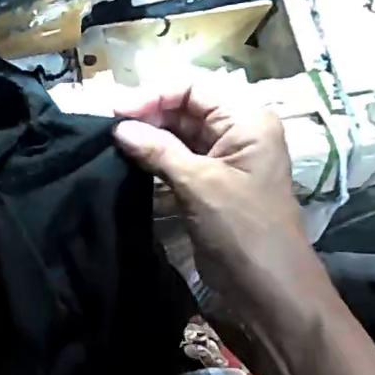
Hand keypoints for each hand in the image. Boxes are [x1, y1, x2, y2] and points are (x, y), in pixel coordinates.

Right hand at [109, 79, 333, 329]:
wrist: (267, 287)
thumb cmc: (243, 230)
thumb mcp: (199, 184)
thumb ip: (158, 150)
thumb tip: (119, 128)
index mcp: (247, 120)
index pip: (194, 87)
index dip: (153, 94)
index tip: (115, 112)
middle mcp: (237, 131)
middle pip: (185, 105)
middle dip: (147, 112)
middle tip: (107, 128)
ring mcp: (223, 157)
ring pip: (178, 131)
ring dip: (147, 134)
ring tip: (111, 141)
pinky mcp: (208, 181)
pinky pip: (176, 155)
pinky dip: (153, 154)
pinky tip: (127, 159)